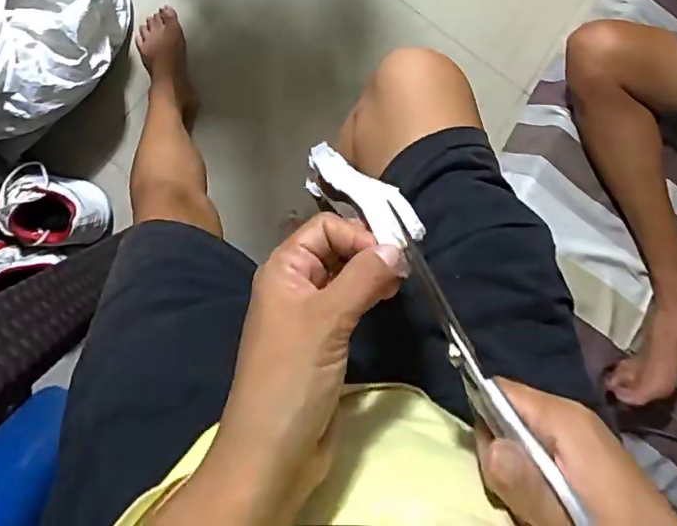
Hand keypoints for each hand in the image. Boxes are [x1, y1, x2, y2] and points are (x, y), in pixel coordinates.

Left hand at [174, 213, 405, 523]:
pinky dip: (367, 296)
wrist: (273, 448)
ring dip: (369, 273)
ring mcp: (307, 312)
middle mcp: (293, 283)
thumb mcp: (327, 319)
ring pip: (342, 276)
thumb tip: (395, 247)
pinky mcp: (322, 340)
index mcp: (283, 267)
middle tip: (403, 269)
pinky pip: (346, 303)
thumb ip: (362, 278)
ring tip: (399, 284)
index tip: (392, 254)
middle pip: (333, 247)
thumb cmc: (292, 374)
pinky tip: (386, 300)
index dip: (356, 233)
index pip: (322, 227)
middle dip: (366, 250)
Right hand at [482, 380, 676, 525]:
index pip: (495, 388)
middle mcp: (572, 413)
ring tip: (544, 510)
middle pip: (506, 411)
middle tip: (523, 500)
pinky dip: (540, 476)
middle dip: (502, 453)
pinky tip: (556, 506)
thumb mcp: (567, 523)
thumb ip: (529, 487)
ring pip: (522, 433)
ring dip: (521, 470)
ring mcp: (583, 433)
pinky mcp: (589, 454)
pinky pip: (543, 448)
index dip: (483, 424)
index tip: (493, 467)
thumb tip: (488, 444)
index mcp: (565, 417)